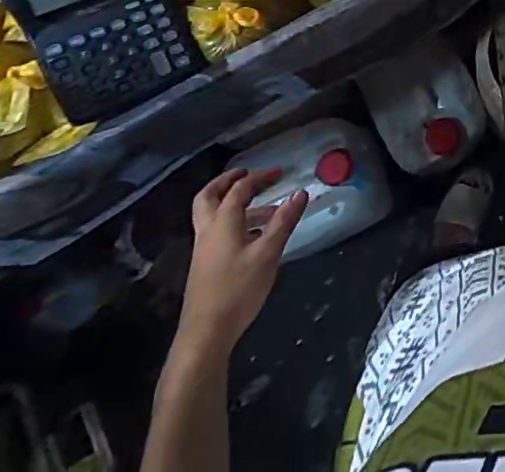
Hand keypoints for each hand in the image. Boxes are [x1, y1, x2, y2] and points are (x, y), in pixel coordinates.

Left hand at [176, 168, 307, 351]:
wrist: (206, 333)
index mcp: (223, 222)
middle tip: (247, 174)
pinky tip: (255, 237)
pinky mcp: (205, 265)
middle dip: (227, 181)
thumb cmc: (238, 289)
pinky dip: (234, 223)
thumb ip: (283, 221)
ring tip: (266, 209)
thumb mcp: (268, 253)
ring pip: (213, 215)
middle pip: (209, 196)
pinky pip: (217, 231)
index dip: (260, 177)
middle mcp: (208, 230)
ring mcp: (204, 249)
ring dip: (234, 204)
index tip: (280, 172)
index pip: (240, 189)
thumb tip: (300, 192)